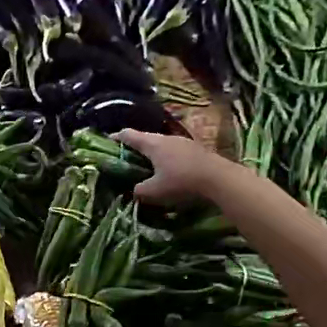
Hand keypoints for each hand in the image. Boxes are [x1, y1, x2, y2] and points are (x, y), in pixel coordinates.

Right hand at [116, 129, 239, 203]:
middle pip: (146, 138)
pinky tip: (170, 169)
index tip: (108, 141)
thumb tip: (134, 190)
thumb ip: (140, 190)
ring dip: (153, 152)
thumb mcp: (155, 191)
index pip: (129, 135)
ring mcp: (183, 142)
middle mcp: (166, 138)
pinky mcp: (195, 149)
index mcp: (152, 144)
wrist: (218, 178)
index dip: (117, 137)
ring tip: (148, 164)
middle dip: (135, 146)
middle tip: (127, 157)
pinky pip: (175, 150)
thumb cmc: (181, 181)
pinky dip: (167, 157)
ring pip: (162, 144)